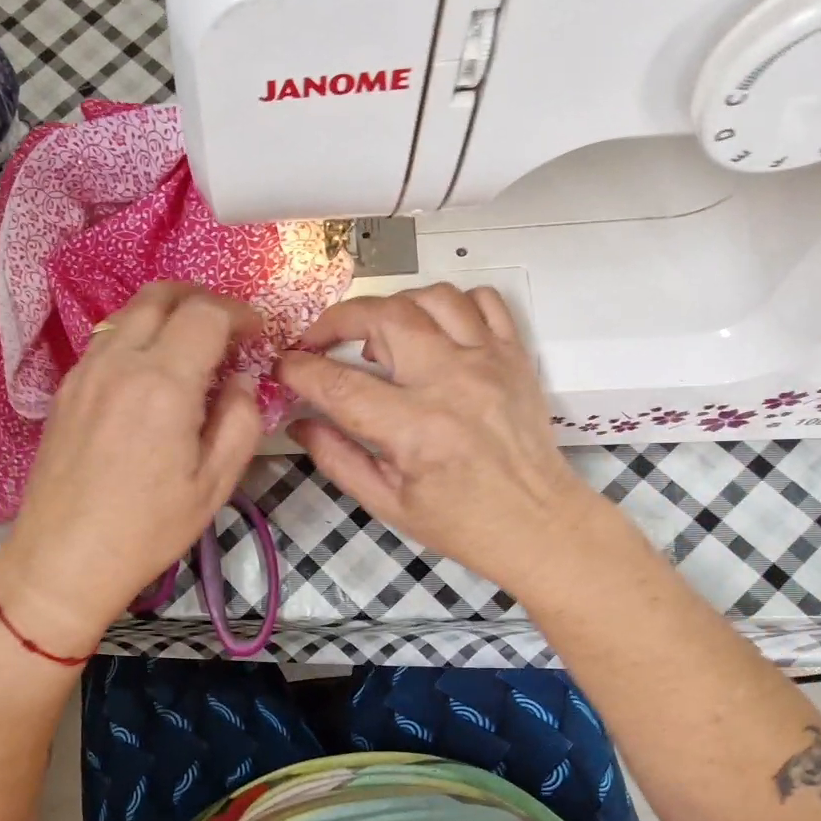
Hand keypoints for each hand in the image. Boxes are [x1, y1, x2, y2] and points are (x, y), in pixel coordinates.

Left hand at [0, 283, 266, 654]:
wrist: (64, 559)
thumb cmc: (146, 531)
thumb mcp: (213, 485)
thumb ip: (240, 420)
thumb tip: (240, 379)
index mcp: (163, 384)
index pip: (207, 313)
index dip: (240, 313)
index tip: (257, 334)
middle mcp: (119, 363)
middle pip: (161, 295)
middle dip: (202, 299)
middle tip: (226, 329)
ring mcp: (85, 372)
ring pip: (128, 313)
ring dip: (166, 315)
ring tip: (189, 349)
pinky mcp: (65, 389)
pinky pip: (105, 340)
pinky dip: (136, 337)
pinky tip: (149, 374)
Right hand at [278, 284, 604, 597]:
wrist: (538, 523)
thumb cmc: (459, 522)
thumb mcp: (385, 503)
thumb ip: (336, 458)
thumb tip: (300, 421)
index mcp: (415, 429)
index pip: (340, 383)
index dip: (300, 370)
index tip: (283, 367)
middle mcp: (452, 383)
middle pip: (384, 317)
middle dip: (337, 321)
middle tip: (319, 342)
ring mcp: (488, 362)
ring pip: (431, 297)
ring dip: (392, 308)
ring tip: (378, 338)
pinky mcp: (513, 355)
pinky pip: (481, 300)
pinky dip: (448, 304)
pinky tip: (430, 330)